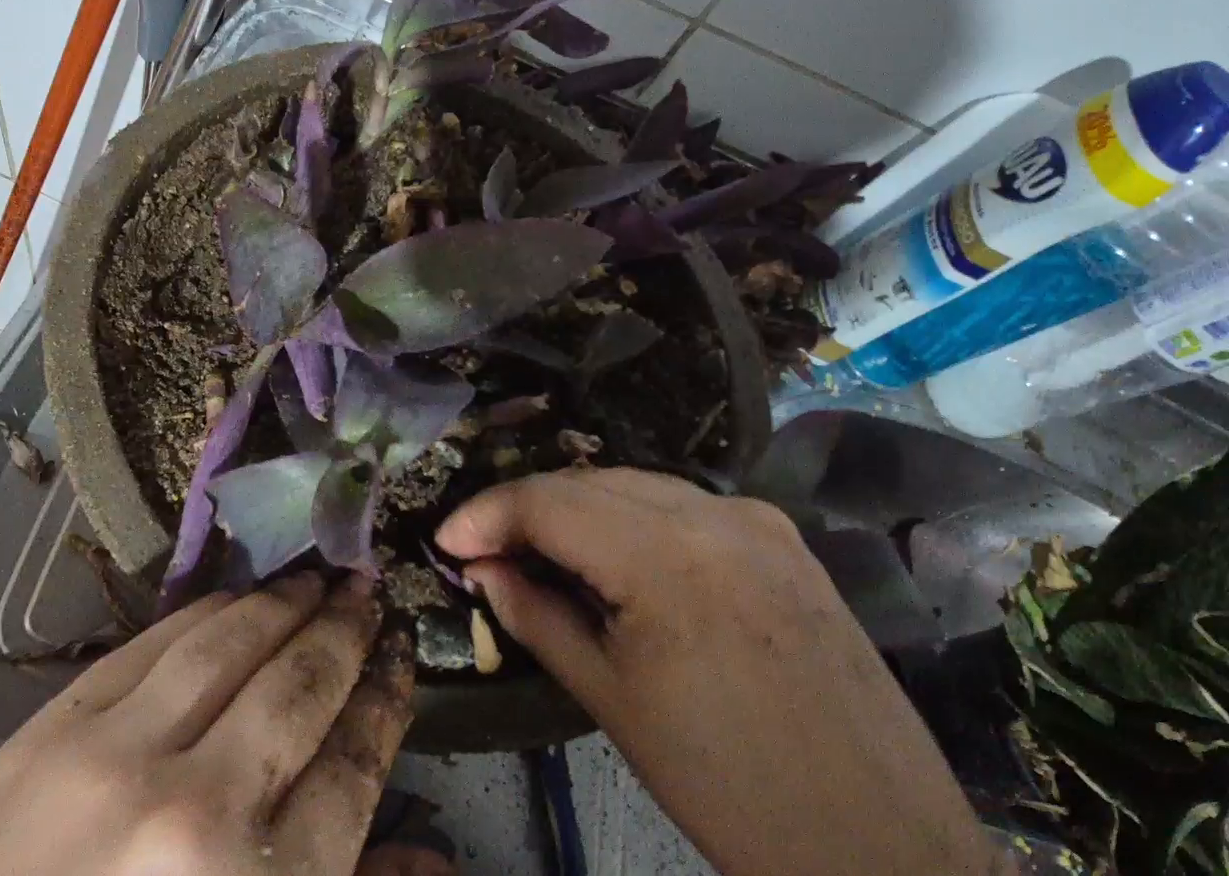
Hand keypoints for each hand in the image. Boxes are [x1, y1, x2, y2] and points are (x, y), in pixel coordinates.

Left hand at [0, 572, 414, 875]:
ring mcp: (118, 756)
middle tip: (369, 593)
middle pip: (296, 693)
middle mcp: (197, 808)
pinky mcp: (54, 727)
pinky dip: (203, 613)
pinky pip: (150, 645)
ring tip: (316, 580)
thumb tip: (434, 864)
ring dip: (281, 607)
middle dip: (344, 638)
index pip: (350, 771)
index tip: (400, 662)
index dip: (383, 707)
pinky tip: (234, 598)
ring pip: (227, 650)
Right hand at [437, 467, 1002, 875]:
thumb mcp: (606, 695)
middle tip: (483, 551)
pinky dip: (630, 519)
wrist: (876, 842)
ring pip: (635, 486)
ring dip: (575, 509)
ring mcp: (759, 522)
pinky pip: (684, 507)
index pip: (547, 501)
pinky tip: (613, 558)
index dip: (485, 514)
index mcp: (666, 555)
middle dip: (525, 509)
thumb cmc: (723, 781)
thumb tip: (479, 567)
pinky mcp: (785, 542)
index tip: (445, 542)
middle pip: (588, 482)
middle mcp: (716, 514)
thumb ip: (532, 614)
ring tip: (538, 553)